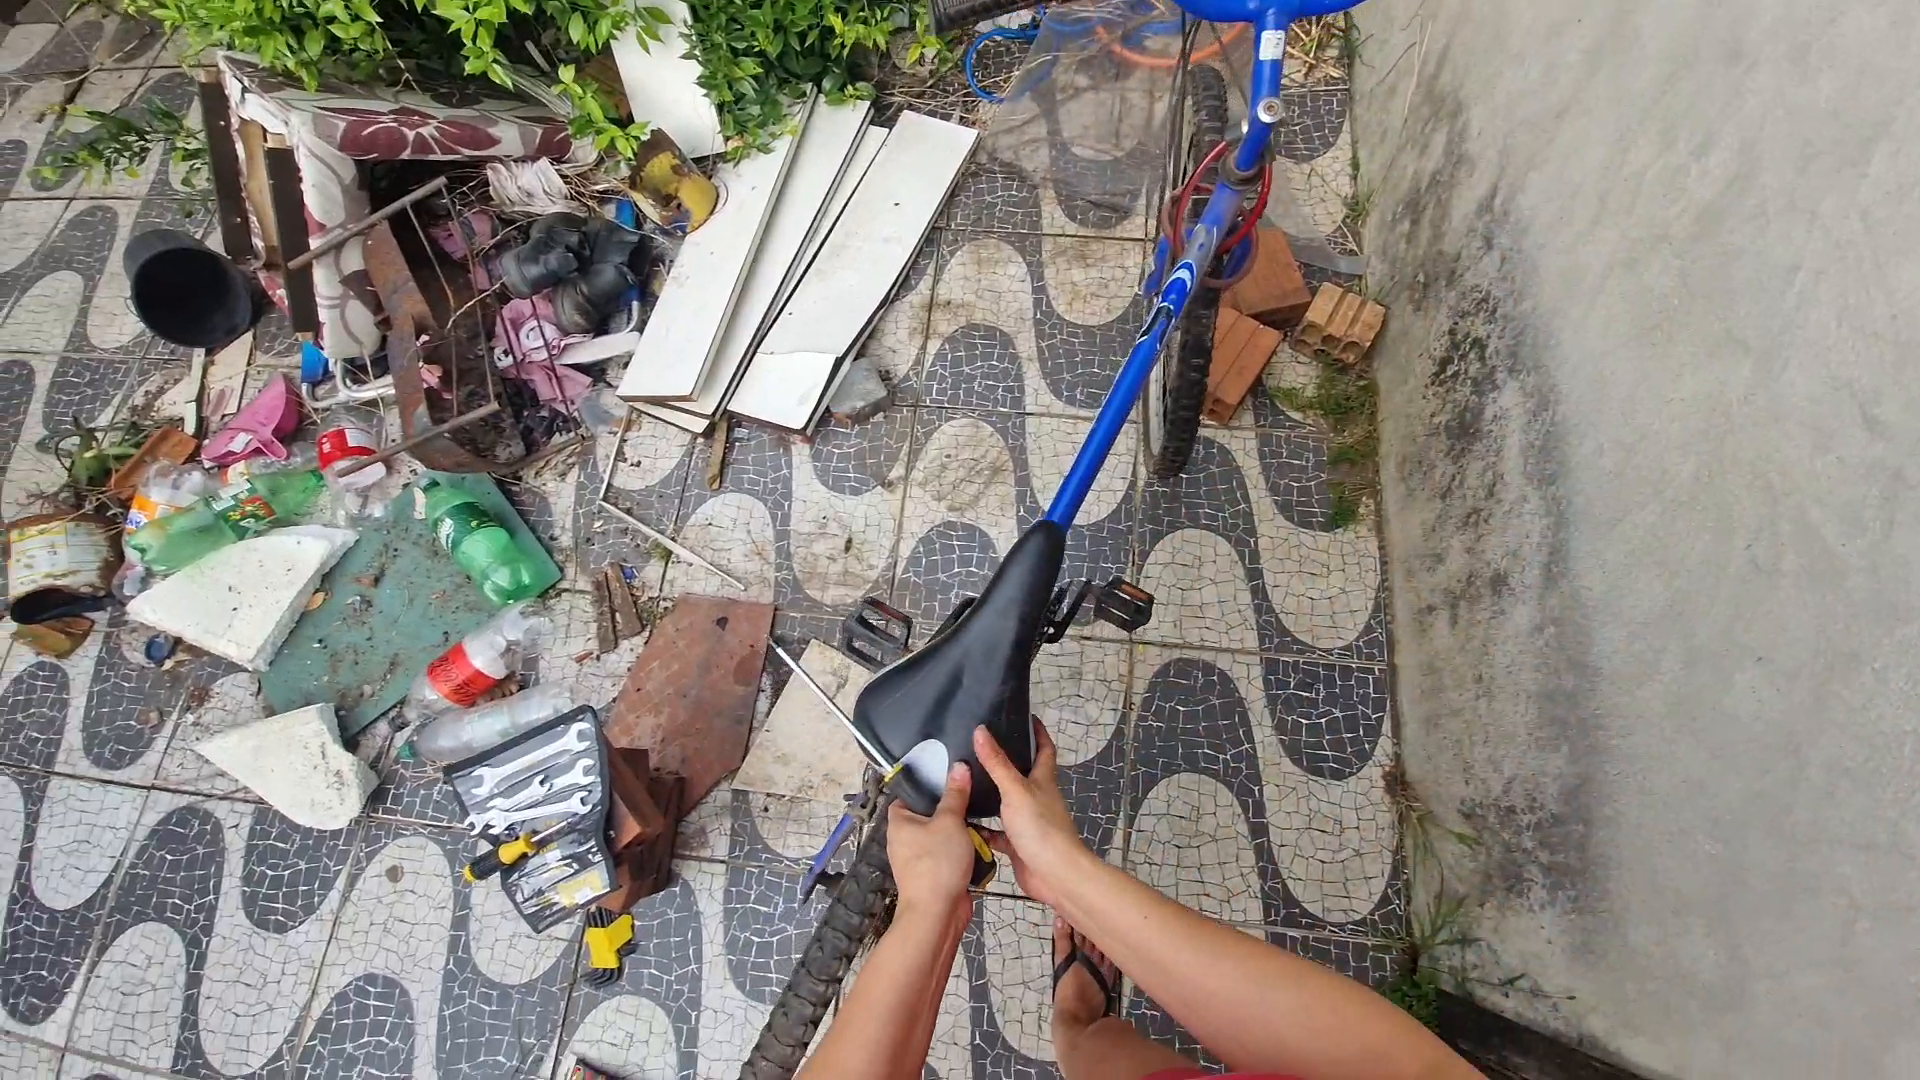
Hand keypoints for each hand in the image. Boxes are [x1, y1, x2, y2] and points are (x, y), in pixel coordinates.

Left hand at [886, 762, 977, 922]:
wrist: (938, 914)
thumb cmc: (937, 862)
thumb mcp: (949, 820)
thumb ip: (956, 793)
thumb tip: (959, 765)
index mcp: (899, 822)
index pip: (909, 794)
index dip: (928, 785)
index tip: (949, 776)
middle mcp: (904, 839)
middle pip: (929, 814)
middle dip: (950, 809)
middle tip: (970, 796)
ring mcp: (918, 858)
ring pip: (941, 835)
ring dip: (959, 831)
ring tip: (978, 818)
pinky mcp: (933, 874)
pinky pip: (948, 854)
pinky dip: (962, 849)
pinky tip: (979, 841)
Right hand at [973, 720, 1086, 907]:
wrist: (1055, 875)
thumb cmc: (1040, 827)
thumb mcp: (1015, 789)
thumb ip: (997, 763)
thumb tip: (980, 730)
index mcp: (1043, 780)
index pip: (1044, 749)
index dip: (1038, 732)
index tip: (1026, 717)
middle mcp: (1037, 797)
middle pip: (1022, 774)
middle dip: (1005, 761)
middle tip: (980, 747)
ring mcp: (1028, 821)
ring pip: (1006, 803)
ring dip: (989, 795)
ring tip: (965, 781)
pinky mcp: (1018, 843)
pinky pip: (996, 832)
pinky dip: (982, 829)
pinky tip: (964, 823)